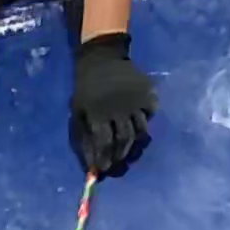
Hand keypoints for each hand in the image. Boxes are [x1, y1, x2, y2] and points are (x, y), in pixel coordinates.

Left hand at [70, 34, 155, 172]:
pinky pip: (150, 114)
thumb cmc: (86, 91)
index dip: (103, 159)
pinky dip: (146, 125)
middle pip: (123, 140)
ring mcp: (135, 101)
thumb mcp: (78, 115)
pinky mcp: (147, 93)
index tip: (103, 170)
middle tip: (116, 165)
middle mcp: (119, 109)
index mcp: (98, 115)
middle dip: (119, 156)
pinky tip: (139, 131)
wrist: (102, 59)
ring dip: (133, 146)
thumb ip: (85, 140)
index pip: (104, 144)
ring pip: (139, 131)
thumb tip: (91, 166)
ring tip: (127, 153)